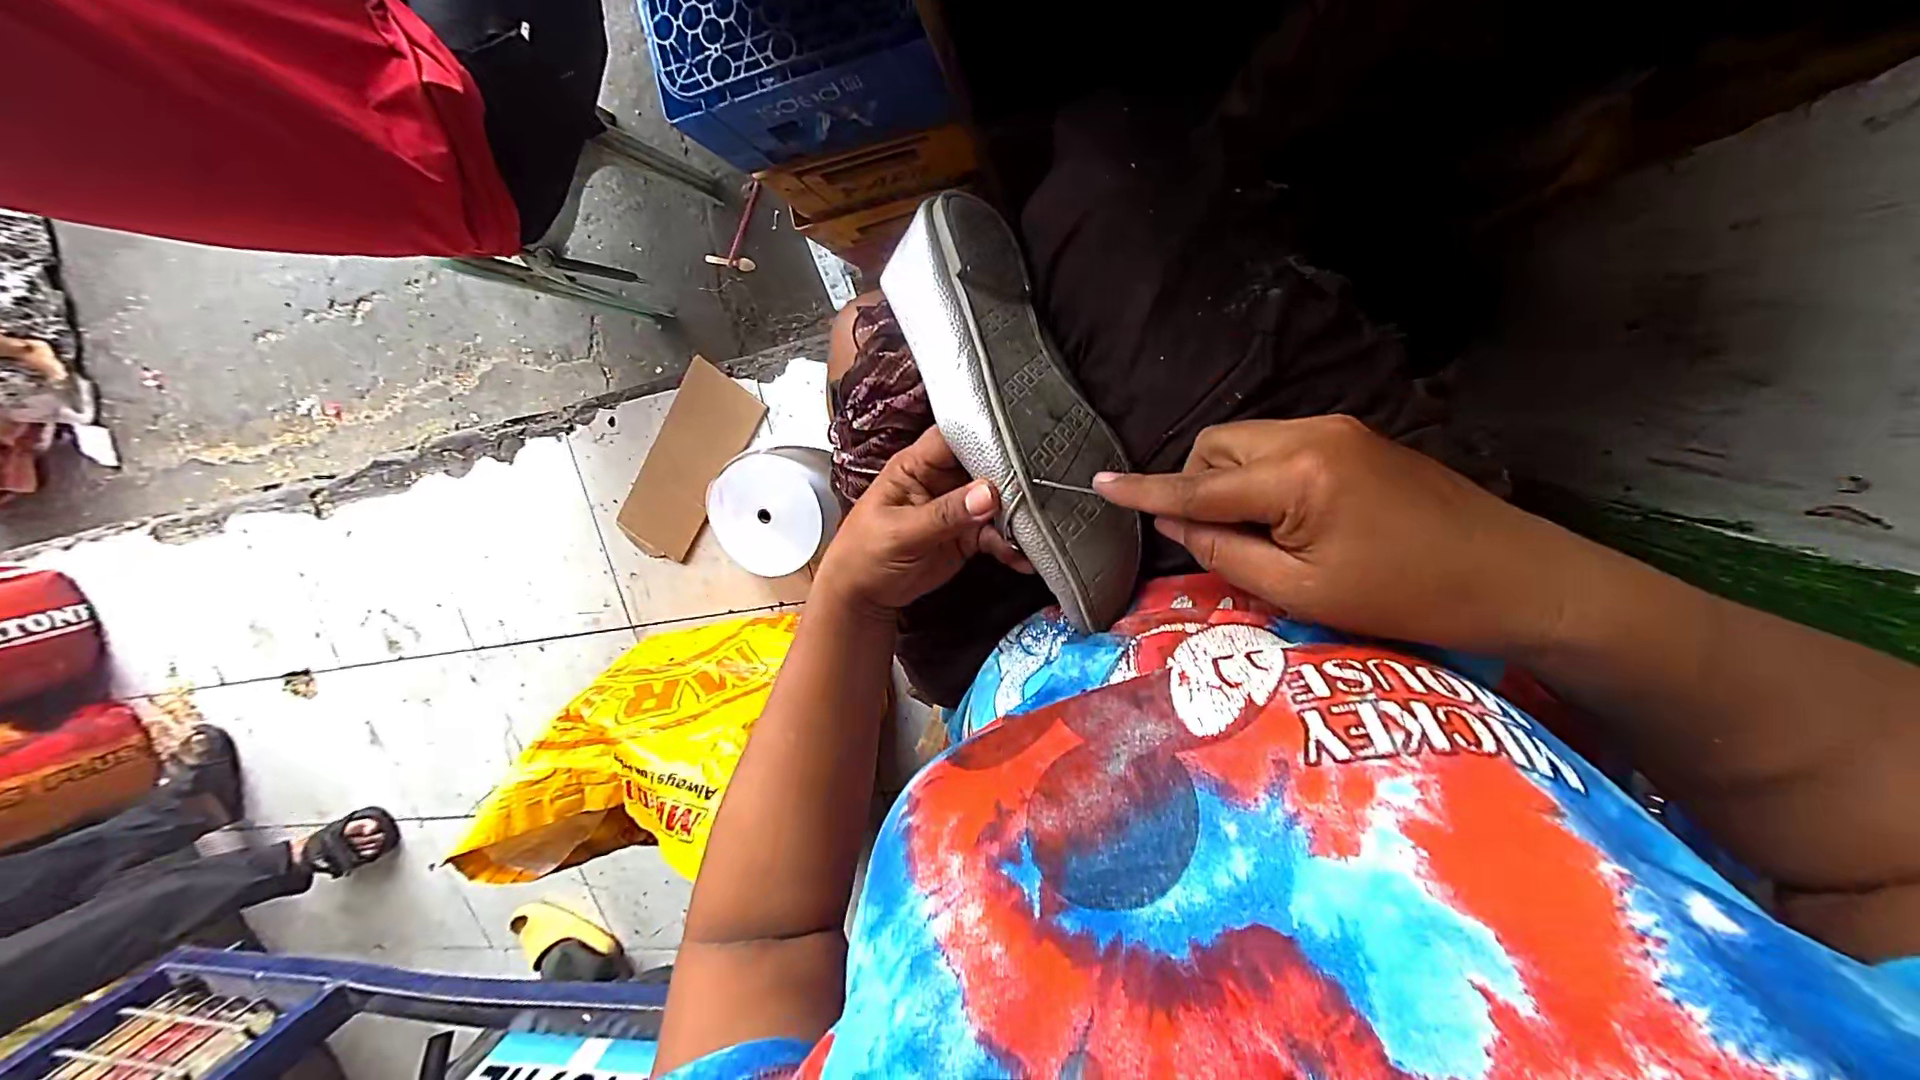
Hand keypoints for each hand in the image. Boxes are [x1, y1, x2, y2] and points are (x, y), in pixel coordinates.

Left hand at [816, 426, 1031, 616]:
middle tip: (1032, 494)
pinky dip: (1009, 544)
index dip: (982, 435)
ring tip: (1028, 531)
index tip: (1014, 447)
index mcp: (916, 465)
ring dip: (1013, 516)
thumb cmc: (863, 555)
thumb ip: (945, 513)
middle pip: (983, 466)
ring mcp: (956, 507)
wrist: (863, 597)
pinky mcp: (966, 535)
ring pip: (995, 502)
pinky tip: (1019, 556)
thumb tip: (987, 494)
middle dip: (1008, 480)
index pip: (953, 437)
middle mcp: (940, 480)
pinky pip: (996, 533)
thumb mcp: (900, 532)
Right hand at [1094, 416, 1600, 654]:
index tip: (1098, 483)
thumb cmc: (1407, 596)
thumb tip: (1173, 523)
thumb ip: (1224, 552)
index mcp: (1298, 476)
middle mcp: (1311, 434)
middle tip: (1222, 540)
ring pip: (1241, 444)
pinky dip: (1259, 478)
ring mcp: (1336, 428)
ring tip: (1262, 534)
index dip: (1143, 490)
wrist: (1519, 576)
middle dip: (1198, 489)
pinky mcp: (1352, 436)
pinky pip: (1275, 447)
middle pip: (1214, 449)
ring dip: (1228, 484)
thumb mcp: (1301, 590)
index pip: (1197, 486)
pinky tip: (1289, 516)